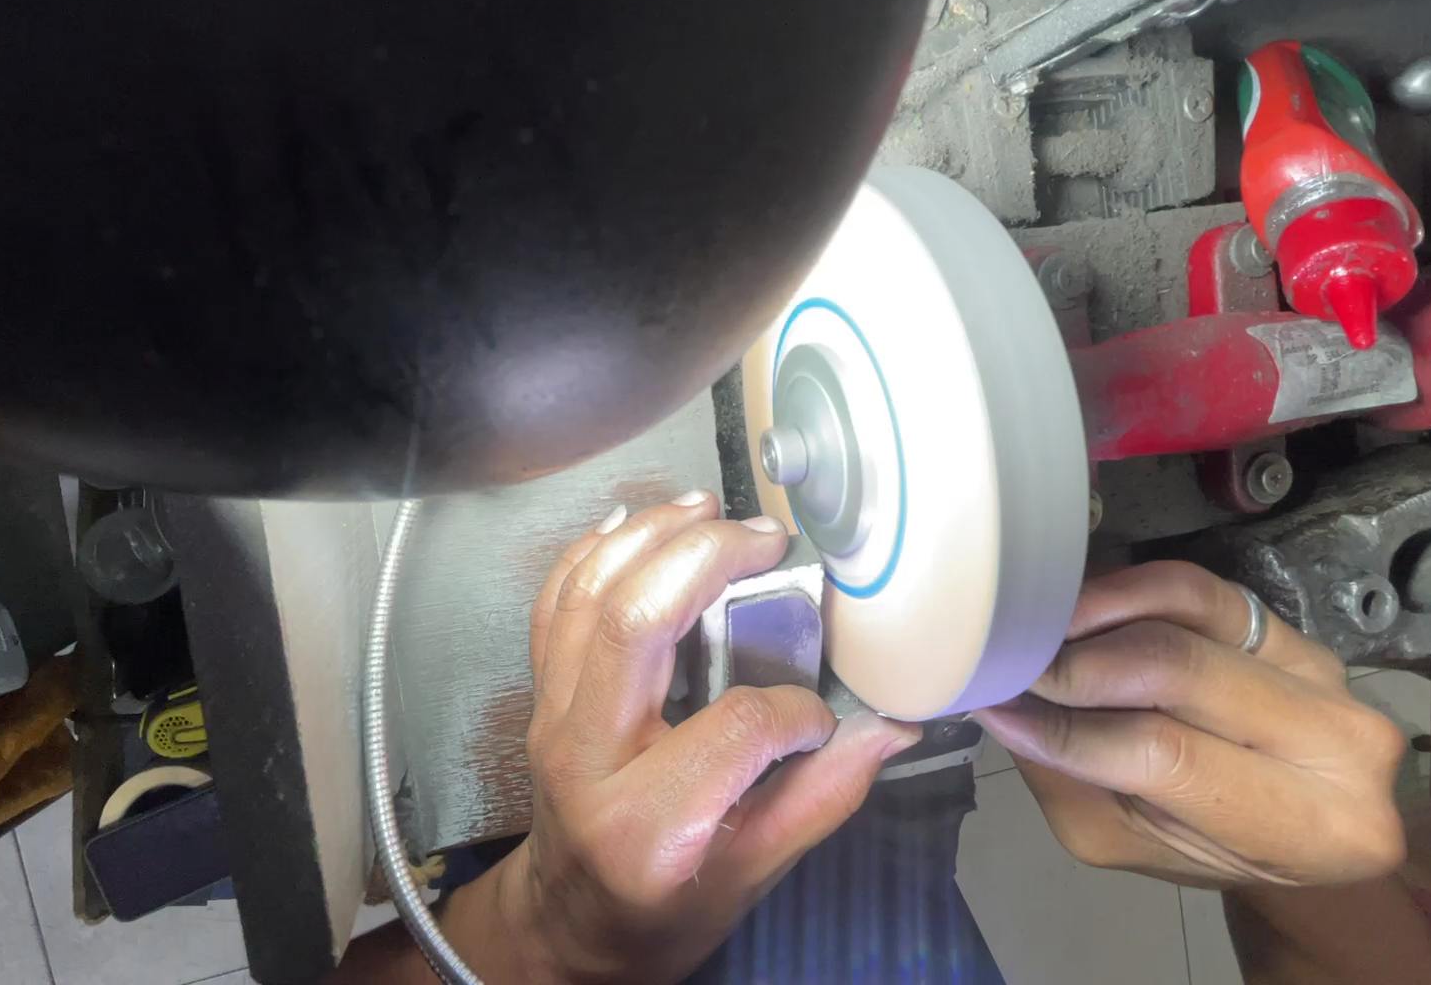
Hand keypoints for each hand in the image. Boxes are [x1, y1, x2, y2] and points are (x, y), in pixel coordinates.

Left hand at [451, 492, 919, 983]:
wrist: (569, 923)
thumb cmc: (661, 911)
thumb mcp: (752, 876)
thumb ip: (821, 797)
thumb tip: (890, 726)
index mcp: (647, 823)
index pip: (733, 728)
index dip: (794, 708)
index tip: (821, 710)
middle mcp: (585, 753)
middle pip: (635, 622)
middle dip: (705, 558)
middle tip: (765, 537)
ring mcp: (551, 713)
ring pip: (587, 595)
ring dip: (648, 535)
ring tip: (705, 507)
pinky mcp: (540, 690)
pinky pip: (554, 601)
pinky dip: (593, 550)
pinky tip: (635, 522)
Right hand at [974, 561, 1407, 888]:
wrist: (1265, 822)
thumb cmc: (1184, 840)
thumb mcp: (1112, 834)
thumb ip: (1059, 769)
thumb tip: (996, 697)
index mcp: (1313, 827)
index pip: (1164, 753)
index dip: (1066, 727)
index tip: (997, 707)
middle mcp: (1344, 743)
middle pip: (1176, 668)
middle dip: (1073, 663)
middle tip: (1013, 664)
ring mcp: (1318, 668)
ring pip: (1184, 611)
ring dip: (1090, 615)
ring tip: (1039, 633)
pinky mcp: (1279, 621)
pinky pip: (1190, 584)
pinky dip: (1119, 588)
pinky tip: (1075, 609)